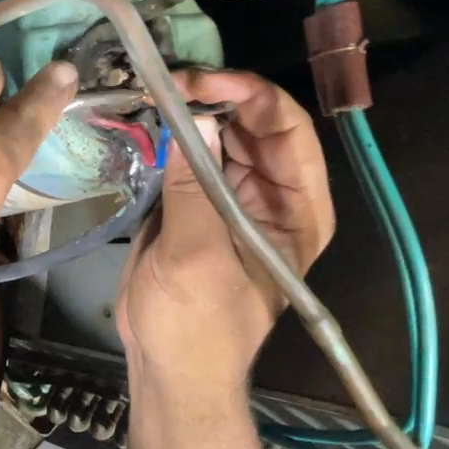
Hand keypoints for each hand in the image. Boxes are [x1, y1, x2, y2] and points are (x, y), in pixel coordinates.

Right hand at [115, 70, 333, 403]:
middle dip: (218, 97)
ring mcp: (231, 200)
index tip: (202, 81)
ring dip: (193, 112)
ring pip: (220, 137)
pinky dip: (173, 137)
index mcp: (298, 210)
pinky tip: (150, 120)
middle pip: (254, 126)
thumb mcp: (198, 255)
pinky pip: (190, 159)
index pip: (288, 132)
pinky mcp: (194, 206)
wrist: (167, 367)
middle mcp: (271, 197)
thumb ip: (195, 188)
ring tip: (156, 92)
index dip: (251, 97)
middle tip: (169, 81)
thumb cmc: (197, 324)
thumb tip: (194, 119)